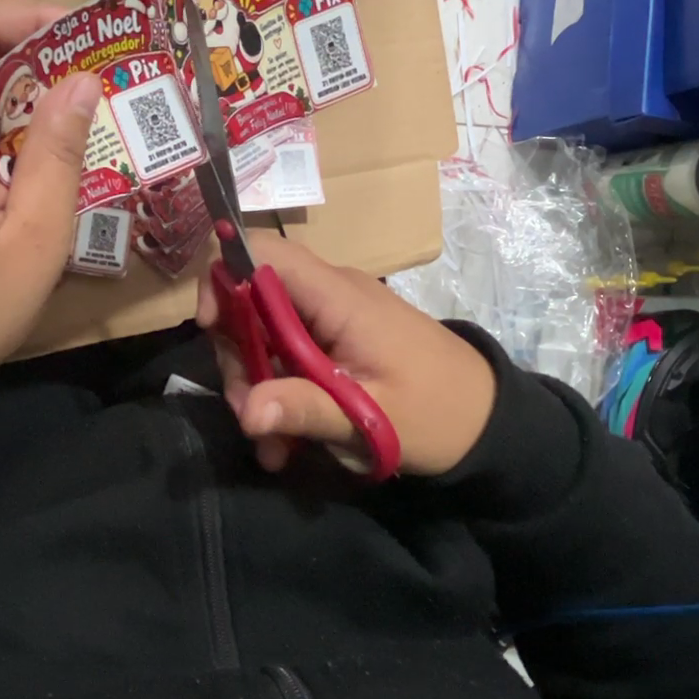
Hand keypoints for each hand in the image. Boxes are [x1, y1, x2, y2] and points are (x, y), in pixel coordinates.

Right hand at [197, 233, 496, 476]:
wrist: (487, 419)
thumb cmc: (437, 412)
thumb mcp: (370, 418)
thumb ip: (307, 410)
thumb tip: (248, 411)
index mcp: (338, 297)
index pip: (265, 250)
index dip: (224, 276)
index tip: (211, 329)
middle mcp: (328, 295)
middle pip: (250, 299)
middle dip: (237, 357)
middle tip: (249, 416)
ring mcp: (330, 317)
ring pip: (262, 333)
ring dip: (257, 386)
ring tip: (274, 448)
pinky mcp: (333, 339)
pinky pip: (286, 353)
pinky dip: (279, 392)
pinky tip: (286, 442)